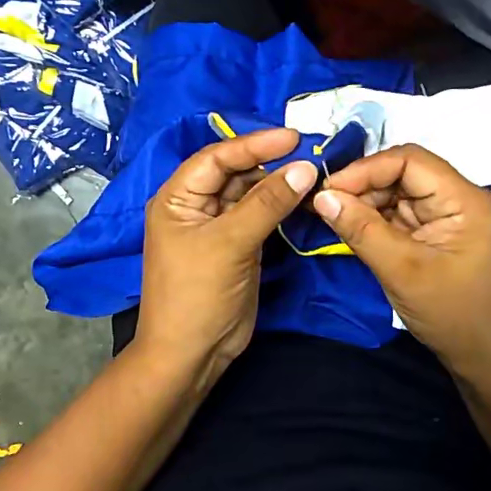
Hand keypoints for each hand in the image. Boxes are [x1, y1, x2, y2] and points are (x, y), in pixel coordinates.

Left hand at [134, 128, 315, 386]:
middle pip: (234, 173)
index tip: (293, 137)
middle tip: (311, 155)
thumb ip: (267, 204)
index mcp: (177, 198)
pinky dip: (279, 208)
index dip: (253, 144)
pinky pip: (259, 217)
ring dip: (278, 185)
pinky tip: (303, 199)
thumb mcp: (230, 244)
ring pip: (249, 195)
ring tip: (313, 175)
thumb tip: (305, 167)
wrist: (191, 354)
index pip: (216, 158)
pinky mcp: (236, 247)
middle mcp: (194, 207)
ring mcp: (216, 228)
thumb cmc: (197, 295)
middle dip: (269, 163)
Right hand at [312, 144, 490, 380]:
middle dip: (361, 185)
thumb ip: (361, 229)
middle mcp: (458, 198)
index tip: (328, 189)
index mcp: (464, 200)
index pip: (410, 161)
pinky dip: (371, 217)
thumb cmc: (450, 312)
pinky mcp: (432, 232)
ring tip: (329, 214)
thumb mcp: (401, 270)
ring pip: (395, 191)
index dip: (366, 170)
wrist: (479, 354)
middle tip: (323, 203)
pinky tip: (347, 224)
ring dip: (362, 201)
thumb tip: (321, 197)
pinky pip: (396, 212)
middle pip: (402, 173)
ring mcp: (445, 215)